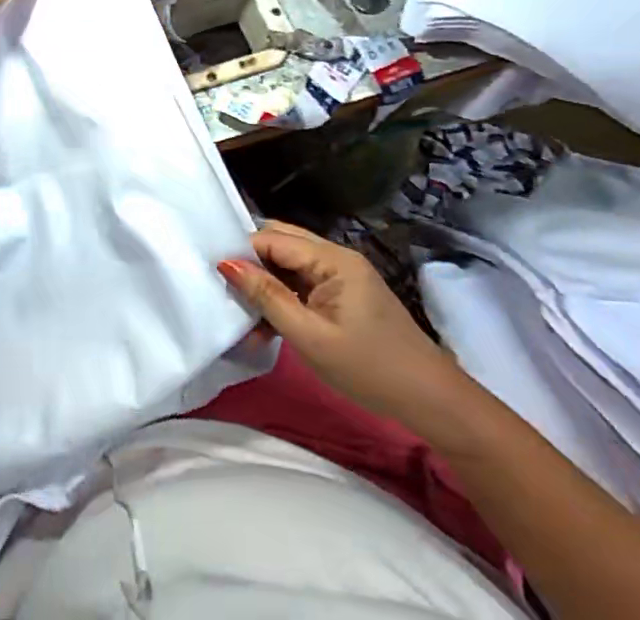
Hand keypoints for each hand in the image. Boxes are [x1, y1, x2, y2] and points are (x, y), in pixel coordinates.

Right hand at [219, 221, 469, 425]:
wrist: (428, 399)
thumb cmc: (367, 367)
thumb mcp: (308, 335)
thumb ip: (266, 296)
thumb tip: (226, 264)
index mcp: (333, 260)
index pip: (273, 239)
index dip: (241, 252)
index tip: (211, 273)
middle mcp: (336, 257)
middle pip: (280, 244)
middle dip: (250, 265)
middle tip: (221, 290)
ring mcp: (341, 276)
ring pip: (288, 266)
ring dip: (264, 286)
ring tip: (242, 317)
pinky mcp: (342, 295)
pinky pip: (301, 284)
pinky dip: (281, 299)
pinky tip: (264, 326)